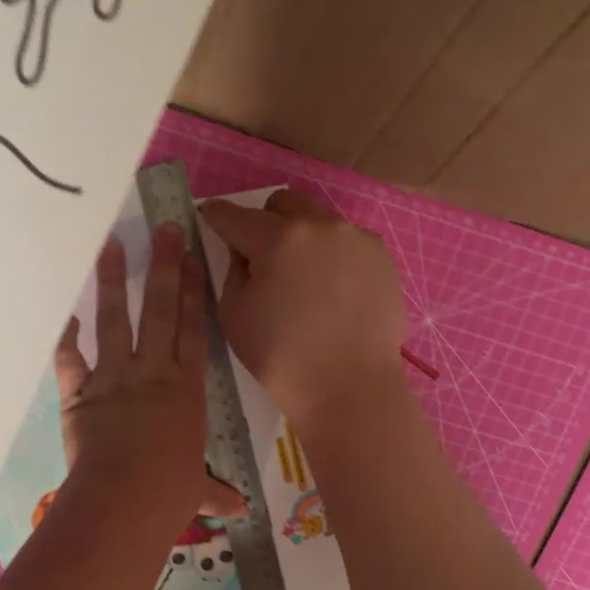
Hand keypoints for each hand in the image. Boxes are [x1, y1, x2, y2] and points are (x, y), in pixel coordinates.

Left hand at [54, 223, 246, 532]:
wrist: (125, 497)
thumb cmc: (169, 492)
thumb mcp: (196, 491)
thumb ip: (214, 492)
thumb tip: (239, 509)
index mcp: (187, 390)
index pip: (193, 330)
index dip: (194, 292)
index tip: (194, 258)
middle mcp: (153, 373)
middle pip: (161, 310)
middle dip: (164, 267)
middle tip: (164, 228)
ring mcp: (114, 378)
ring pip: (115, 320)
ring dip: (114, 281)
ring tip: (111, 245)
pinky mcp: (79, 392)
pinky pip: (69, 357)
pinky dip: (65, 335)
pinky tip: (65, 312)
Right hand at [200, 189, 408, 424]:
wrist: (348, 386)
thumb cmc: (280, 356)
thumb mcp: (234, 314)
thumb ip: (234, 270)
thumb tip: (245, 252)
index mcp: (278, 238)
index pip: (236, 216)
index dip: (216, 216)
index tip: (208, 217)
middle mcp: (320, 225)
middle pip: (283, 204)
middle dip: (264, 221)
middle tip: (258, 256)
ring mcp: (356, 238)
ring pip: (318, 221)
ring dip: (300, 238)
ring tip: (299, 278)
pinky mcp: (381, 258)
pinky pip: (346, 244)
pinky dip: (330, 257)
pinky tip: (329, 292)